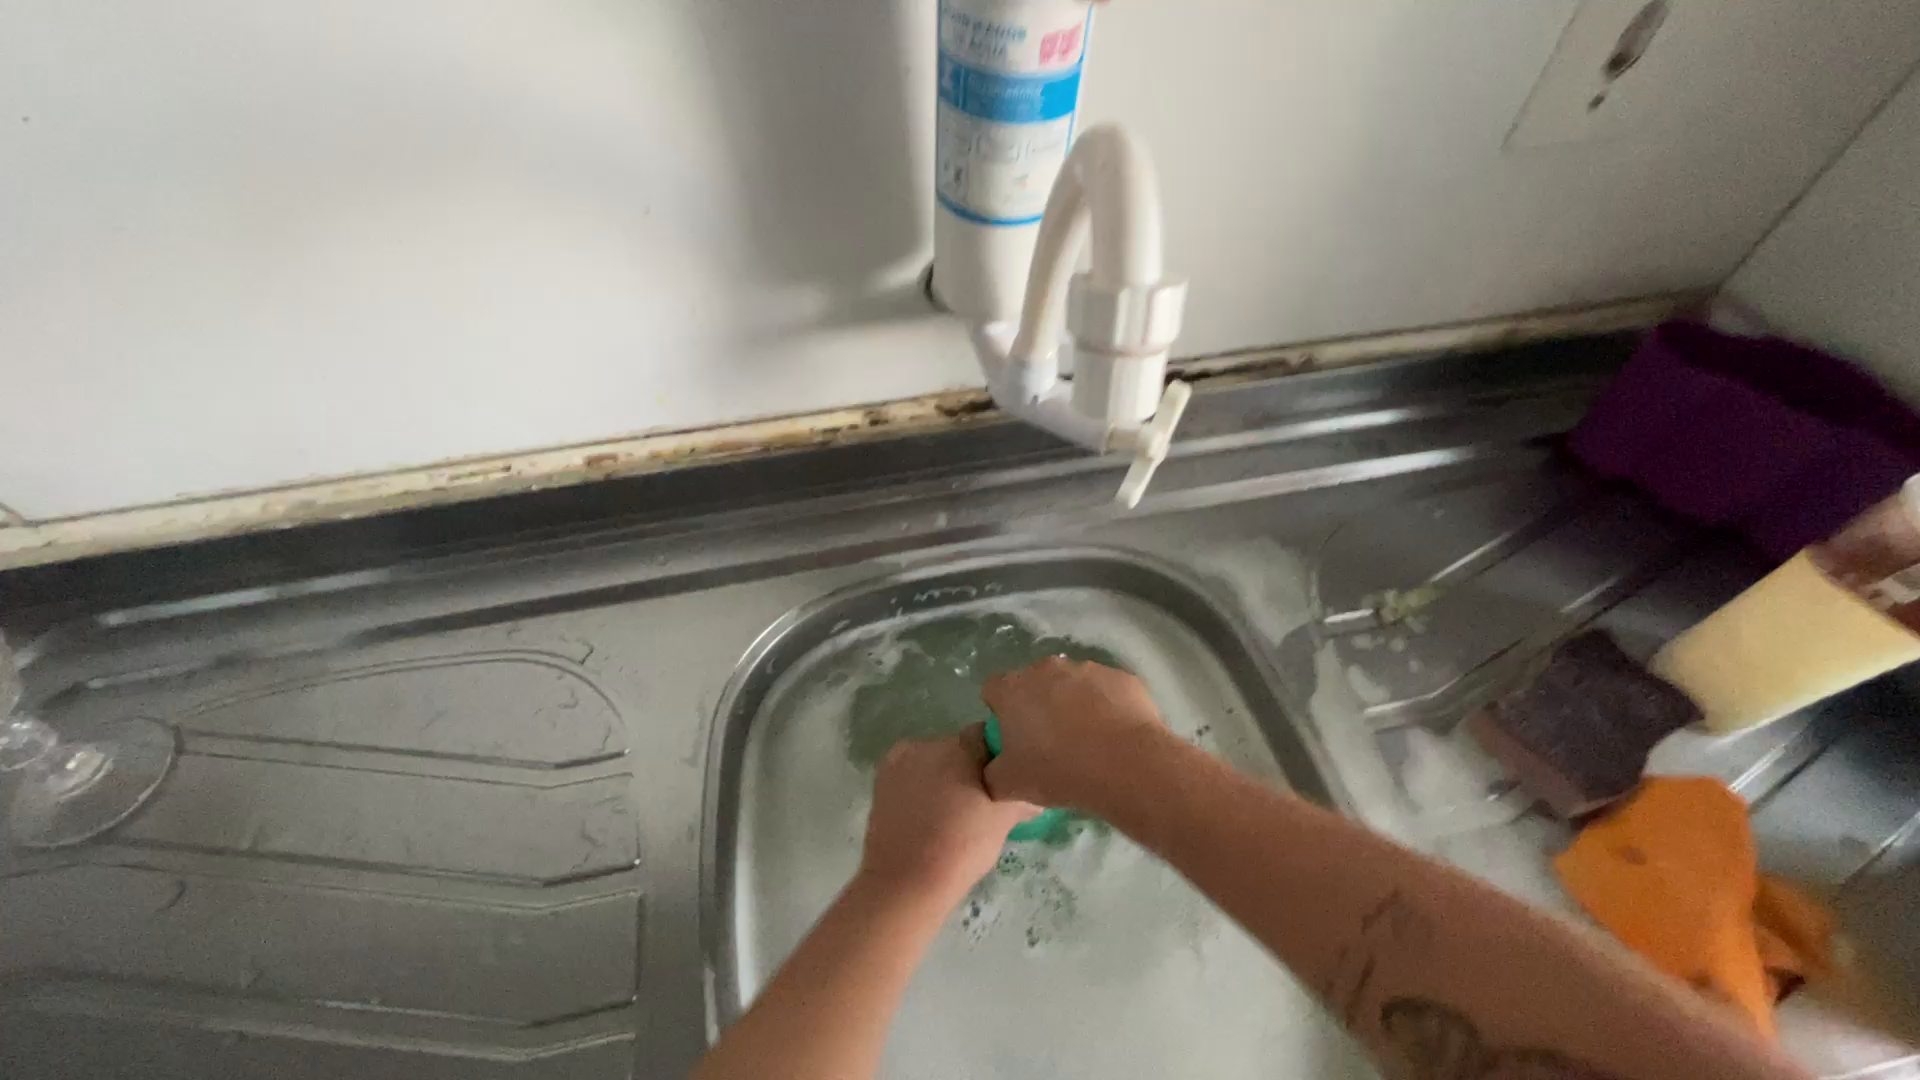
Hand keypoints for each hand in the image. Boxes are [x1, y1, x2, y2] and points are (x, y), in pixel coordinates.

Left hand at [858, 727, 1039, 903]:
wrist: (906, 879)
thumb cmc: (962, 846)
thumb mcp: (1003, 821)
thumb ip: (1020, 797)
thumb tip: (1034, 795)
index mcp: (961, 747)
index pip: (986, 737)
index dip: (995, 758)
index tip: (999, 784)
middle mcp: (929, 743)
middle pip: (958, 748)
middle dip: (968, 769)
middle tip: (976, 803)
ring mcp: (902, 759)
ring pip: (932, 761)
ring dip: (942, 776)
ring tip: (947, 813)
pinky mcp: (882, 778)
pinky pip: (910, 773)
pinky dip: (918, 785)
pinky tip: (924, 813)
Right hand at [981, 657, 1170, 811]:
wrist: (1127, 764)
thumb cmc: (1058, 770)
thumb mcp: (1008, 786)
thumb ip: (990, 773)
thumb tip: (994, 768)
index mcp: (1012, 689)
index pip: (992, 690)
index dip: (999, 714)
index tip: (1013, 739)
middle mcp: (1046, 668)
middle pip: (1033, 684)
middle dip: (1037, 707)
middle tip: (1049, 745)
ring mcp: (1086, 668)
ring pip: (1071, 685)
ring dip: (1072, 706)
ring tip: (1088, 744)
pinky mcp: (1120, 677)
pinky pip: (1105, 691)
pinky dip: (1106, 708)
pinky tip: (1114, 737)